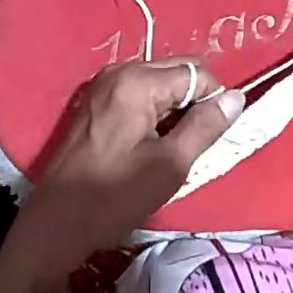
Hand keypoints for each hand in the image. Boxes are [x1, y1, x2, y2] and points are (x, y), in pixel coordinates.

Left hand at [8, 61, 243, 274]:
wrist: (56, 222)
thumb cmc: (115, 196)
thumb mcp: (170, 164)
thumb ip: (205, 126)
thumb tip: (236, 97)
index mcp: (138, 81)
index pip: (197, 74)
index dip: (214, 102)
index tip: (210, 137)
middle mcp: (120, 71)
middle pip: (177, 70)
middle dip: (195, 100)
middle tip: (193, 141)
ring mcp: (104, 83)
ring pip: (160, 80)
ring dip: (175, 106)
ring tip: (171, 145)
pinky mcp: (96, 100)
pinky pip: (139, 91)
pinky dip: (154, 110)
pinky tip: (150, 142)